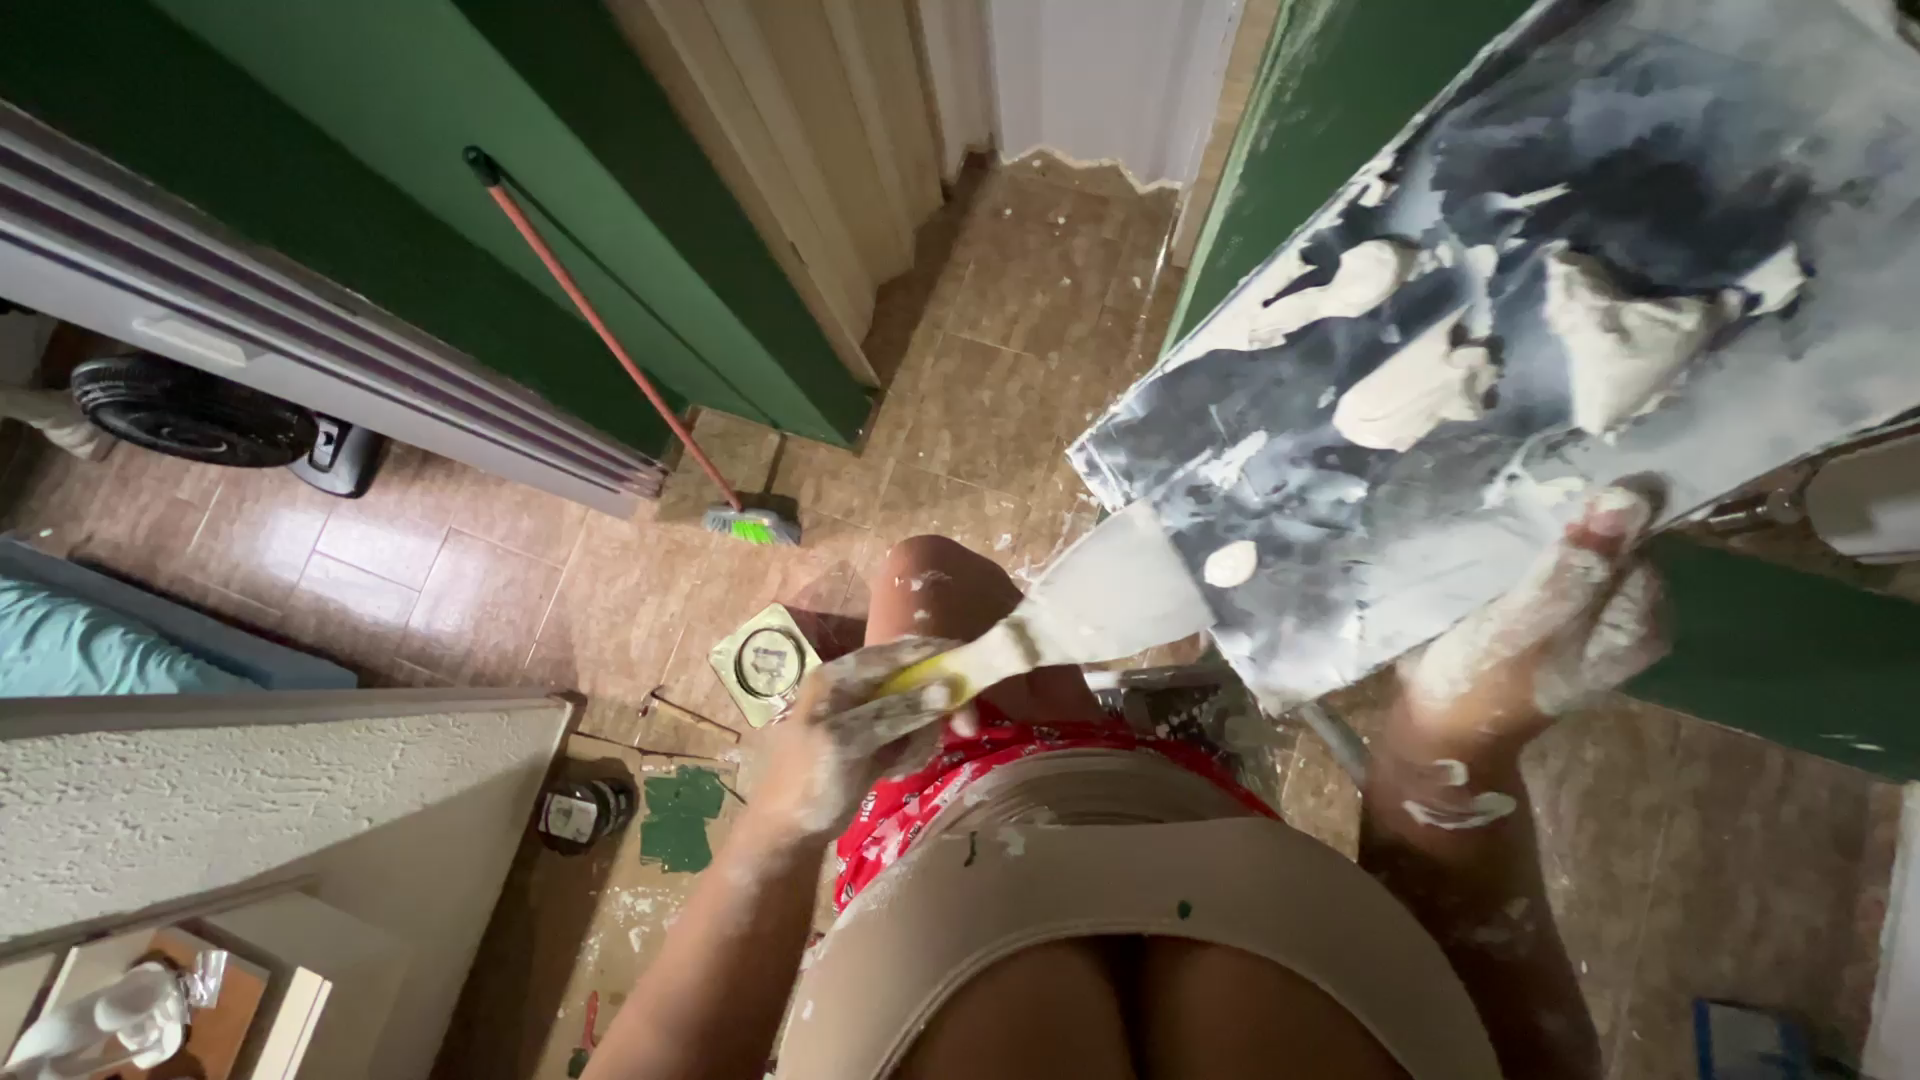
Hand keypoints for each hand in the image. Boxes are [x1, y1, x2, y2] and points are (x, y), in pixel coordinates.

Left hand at [748, 637, 961, 840]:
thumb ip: (897, 711)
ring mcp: (869, 714)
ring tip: (903, 763)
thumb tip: (947, 687)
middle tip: (966, 729)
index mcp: (840, 675)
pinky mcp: (879, 739)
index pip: (897, 651)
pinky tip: (895, 771)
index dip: (936, 654)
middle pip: (917, 678)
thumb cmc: (808, 782)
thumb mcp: (848, 742)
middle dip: (938, 705)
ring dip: (922, 737)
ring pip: (920, 709)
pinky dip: (913, 751)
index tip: (972, 666)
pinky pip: (913, 734)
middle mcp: (856, 687)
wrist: (789, 833)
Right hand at [1396, 485, 1668, 752]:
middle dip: (1564, 521)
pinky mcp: (1548, 622)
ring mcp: (1584, 622)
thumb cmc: (1481, 680)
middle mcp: (1623, 619)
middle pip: (1607, 545)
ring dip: (1539, 536)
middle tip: (1510, 506)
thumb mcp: (1524, 621)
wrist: (1439, 731)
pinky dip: (1524, 557)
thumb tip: (1631, 492)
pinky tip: (1493, 551)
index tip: (1544, 488)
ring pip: (1575, 556)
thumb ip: (1574, 565)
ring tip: (1496, 521)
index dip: (1595, 508)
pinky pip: (1548, 572)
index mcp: (1636, 622)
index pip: (1636, 537)